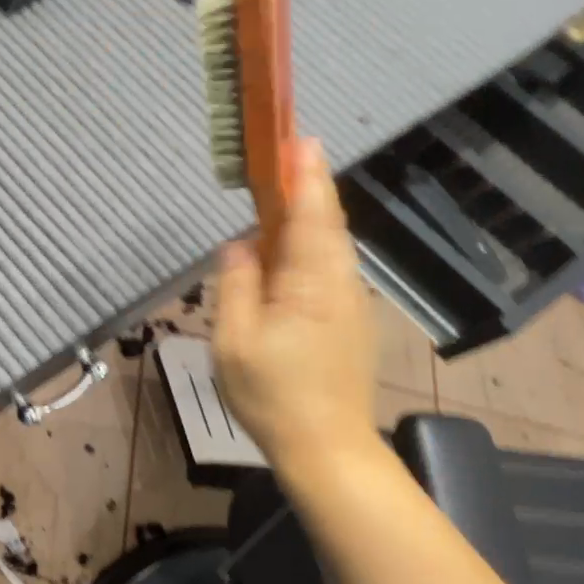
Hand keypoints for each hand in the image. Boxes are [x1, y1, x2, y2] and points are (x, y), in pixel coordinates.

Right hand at [213, 139, 377, 466]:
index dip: (304, 175)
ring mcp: (348, 303)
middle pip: (325, 224)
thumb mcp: (234, 341)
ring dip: (305, 216)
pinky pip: (325, 269)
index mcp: (311, 283)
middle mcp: (339, 283)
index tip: (297, 138)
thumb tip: (238, 244)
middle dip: (306, 187)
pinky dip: (306, 246)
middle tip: (282, 157)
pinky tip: (283, 252)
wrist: (325, 444)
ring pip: (327, 247)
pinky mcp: (347, 321)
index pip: (310, 215)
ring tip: (277, 197)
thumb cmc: (271, 394)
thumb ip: (236, 286)